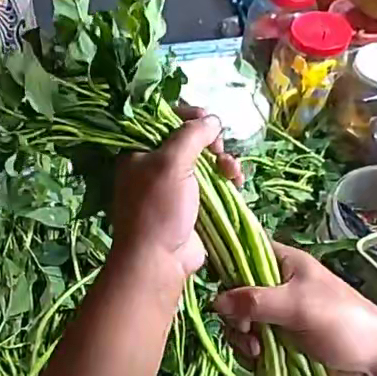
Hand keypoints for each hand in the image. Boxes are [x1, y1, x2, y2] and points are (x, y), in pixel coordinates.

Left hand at [111, 113, 239, 280]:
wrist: (159, 259)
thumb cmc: (158, 207)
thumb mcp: (171, 163)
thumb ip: (191, 135)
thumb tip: (213, 120)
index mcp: (139, 152)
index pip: (163, 120)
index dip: (187, 116)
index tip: (207, 118)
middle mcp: (155, 167)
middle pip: (189, 141)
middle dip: (211, 141)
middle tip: (219, 149)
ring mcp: (175, 187)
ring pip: (206, 162)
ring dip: (223, 161)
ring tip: (232, 170)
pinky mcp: (193, 205)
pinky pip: (214, 184)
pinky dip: (227, 180)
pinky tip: (237, 183)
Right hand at [213, 243, 376, 375]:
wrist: (374, 367)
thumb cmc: (343, 323)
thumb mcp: (298, 306)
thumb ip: (255, 301)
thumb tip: (215, 302)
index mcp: (284, 263)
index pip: (243, 250)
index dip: (226, 264)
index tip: (218, 288)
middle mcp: (276, 284)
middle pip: (235, 291)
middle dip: (234, 313)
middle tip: (247, 329)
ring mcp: (276, 313)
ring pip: (239, 319)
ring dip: (241, 335)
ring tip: (258, 350)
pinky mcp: (277, 339)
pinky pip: (249, 340)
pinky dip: (249, 351)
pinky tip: (261, 359)